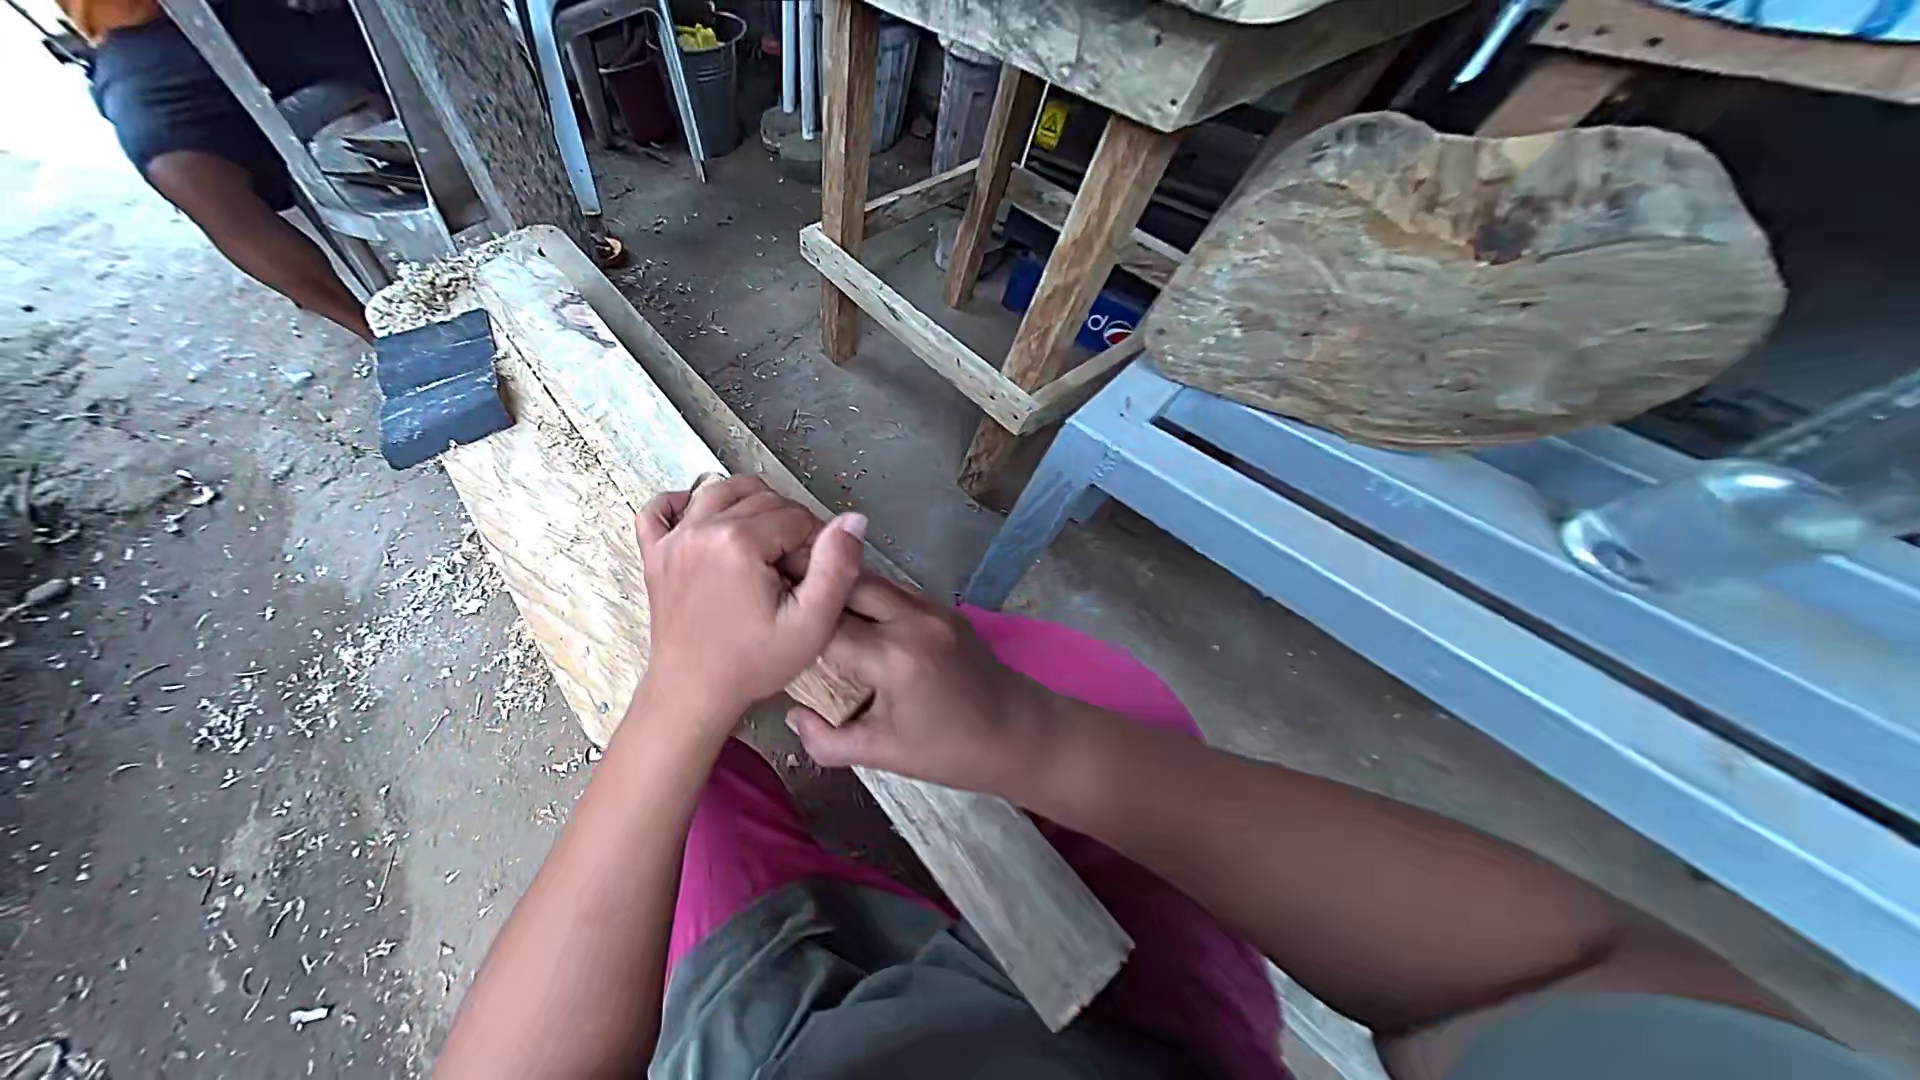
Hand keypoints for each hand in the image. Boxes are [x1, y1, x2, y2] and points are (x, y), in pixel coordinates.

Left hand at [635, 476, 864, 725]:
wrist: (693, 693)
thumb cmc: (751, 664)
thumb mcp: (812, 624)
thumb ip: (837, 567)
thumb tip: (853, 520)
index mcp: (739, 542)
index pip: (799, 515)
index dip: (817, 543)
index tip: (813, 576)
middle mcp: (701, 529)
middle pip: (765, 500)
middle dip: (789, 527)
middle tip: (793, 570)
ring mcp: (673, 538)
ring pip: (723, 490)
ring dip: (752, 506)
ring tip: (766, 546)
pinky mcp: (656, 553)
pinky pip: (661, 508)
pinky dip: (684, 504)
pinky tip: (707, 523)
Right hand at [785, 579, 1058, 797]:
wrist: (1019, 732)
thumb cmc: (951, 752)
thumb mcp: (884, 755)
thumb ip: (827, 740)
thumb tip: (793, 715)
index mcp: (895, 659)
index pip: (826, 626)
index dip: (794, 623)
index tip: (768, 624)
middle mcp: (913, 621)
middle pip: (848, 582)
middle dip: (812, 584)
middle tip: (779, 594)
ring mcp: (933, 609)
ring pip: (872, 581)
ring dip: (839, 587)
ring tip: (808, 601)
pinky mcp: (944, 609)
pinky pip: (894, 593)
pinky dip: (866, 598)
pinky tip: (850, 615)